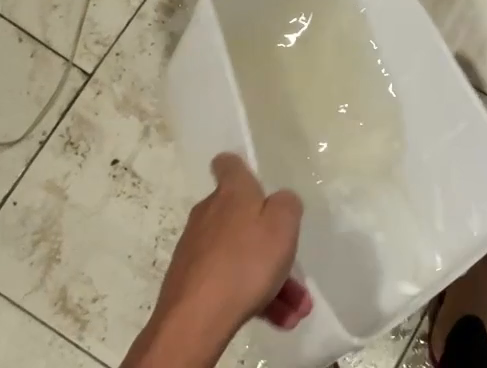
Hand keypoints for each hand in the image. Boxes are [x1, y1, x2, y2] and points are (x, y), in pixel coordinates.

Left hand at [125, 154, 312, 367]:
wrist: (196, 320)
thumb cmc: (246, 261)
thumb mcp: (283, 224)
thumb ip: (287, 204)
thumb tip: (278, 201)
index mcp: (232, 193)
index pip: (228, 165)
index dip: (241, 168)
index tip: (255, 184)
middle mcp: (209, 214)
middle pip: (244, 220)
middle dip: (272, 244)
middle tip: (294, 270)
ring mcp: (197, 250)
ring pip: (242, 257)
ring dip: (271, 280)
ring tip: (295, 310)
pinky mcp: (191, 283)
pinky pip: (230, 283)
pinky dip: (254, 297)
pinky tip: (278, 320)